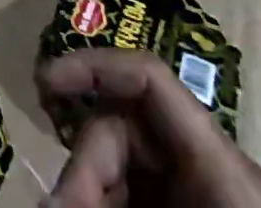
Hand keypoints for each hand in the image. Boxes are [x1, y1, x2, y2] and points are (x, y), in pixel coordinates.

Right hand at [37, 49, 260, 207]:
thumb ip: (109, 203)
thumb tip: (52, 201)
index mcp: (216, 163)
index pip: (149, 81)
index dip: (93, 66)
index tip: (43, 85)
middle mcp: (199, 169)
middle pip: (118, 131)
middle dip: (83, 171)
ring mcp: (188, 197)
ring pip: (115, 169)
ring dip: (85, 193)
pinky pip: (125, 197)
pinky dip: (102, 203)